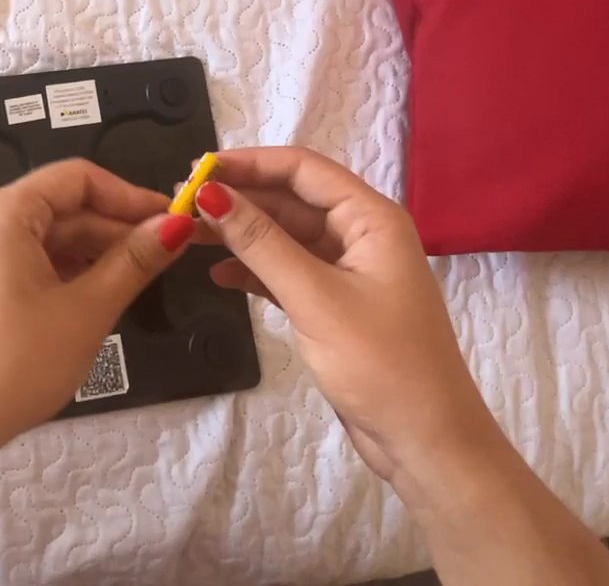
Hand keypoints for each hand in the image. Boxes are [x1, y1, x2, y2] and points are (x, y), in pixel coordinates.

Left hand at [0, 159, 191, 460]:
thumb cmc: (16, 362)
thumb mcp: (85, 310)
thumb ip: (133, 261)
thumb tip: (176, 225)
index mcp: (6, 211)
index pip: (78, 177)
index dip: (129, 194)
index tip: (173, 218)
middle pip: (63, 206)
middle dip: (116, 225)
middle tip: (169, 251)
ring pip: (50, 236)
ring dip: (96, 250)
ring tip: (142, 275)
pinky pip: (32, 260)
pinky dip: (69, 270)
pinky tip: (99, 293)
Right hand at [192, 148, 497, 488]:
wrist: (427, 445)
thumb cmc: (381, 362)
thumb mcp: (314, 296)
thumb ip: (260, 242)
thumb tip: (209, 193)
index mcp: (370, 218)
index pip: (302, 169)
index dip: (249, 162)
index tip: (198, 168)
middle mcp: (358, 233)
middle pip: (288, 199)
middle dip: (238, 198)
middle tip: (182, 200)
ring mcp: (344, 269)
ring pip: (282, 235)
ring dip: (239, 233)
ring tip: (189, 233)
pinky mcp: (331, 301)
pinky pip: (284, 270)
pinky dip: (253, 269)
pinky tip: (218, 275)